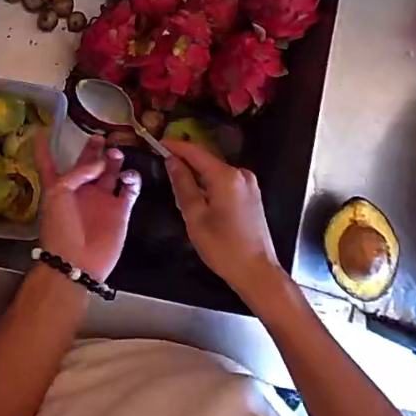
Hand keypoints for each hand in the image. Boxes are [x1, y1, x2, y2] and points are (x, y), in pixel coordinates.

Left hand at [31, 134, 140, 281]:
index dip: (45, 147)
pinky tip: (128, 176)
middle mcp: (82, 189)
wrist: (76, 261)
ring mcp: (103, 199)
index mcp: (60, 186)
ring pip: (111, 172)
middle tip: (102, 136)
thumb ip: (80, 171)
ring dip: (114, 161)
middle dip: (94, 148)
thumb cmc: (60, 226)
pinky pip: (130, 188)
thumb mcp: (59, 192)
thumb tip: (103, 162)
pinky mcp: (121, 209)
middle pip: (88, 163)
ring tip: (116, 154)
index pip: (50, 163)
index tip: (43, 129)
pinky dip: (132, 179)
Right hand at [161, 140, 287, 301]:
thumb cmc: (223, 247)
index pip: (196, 152)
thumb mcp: (195, 216)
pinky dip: (210, 185)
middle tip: (163, 168)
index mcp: (227, 176)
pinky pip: (226, 182)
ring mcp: (249, 184)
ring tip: (178, 187)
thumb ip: (183, 185)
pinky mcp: (252, 195)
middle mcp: (241, 174)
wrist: (257, 272)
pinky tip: (199, 198)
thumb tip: (172, 161)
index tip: (157, 143)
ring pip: (216, 172)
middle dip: (185, 162)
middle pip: (207, 161)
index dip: (175, 146)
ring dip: (197, 176)